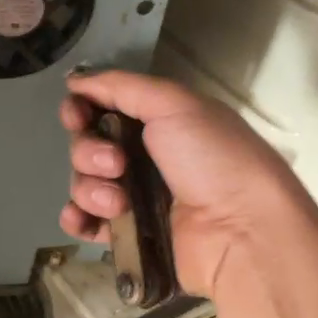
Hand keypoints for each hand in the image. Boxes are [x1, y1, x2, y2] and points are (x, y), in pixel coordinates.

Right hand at [59, 70, 316, 300]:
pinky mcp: (130, 237)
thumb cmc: (213, 159)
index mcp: (159, 121)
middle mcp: (145, 157)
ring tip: (118, 203)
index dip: (80, 109)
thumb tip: (75, 79)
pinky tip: (84, 222)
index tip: (77, 116)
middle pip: (87, 145)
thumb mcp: (175, 104)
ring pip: (85, 183)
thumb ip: (121, 86)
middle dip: (89, 152)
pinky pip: (87, 223)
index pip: (102, 107)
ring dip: (90, 189)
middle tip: (117, 164)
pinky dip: (79, 220)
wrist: (242, 233)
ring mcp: (136, 199)